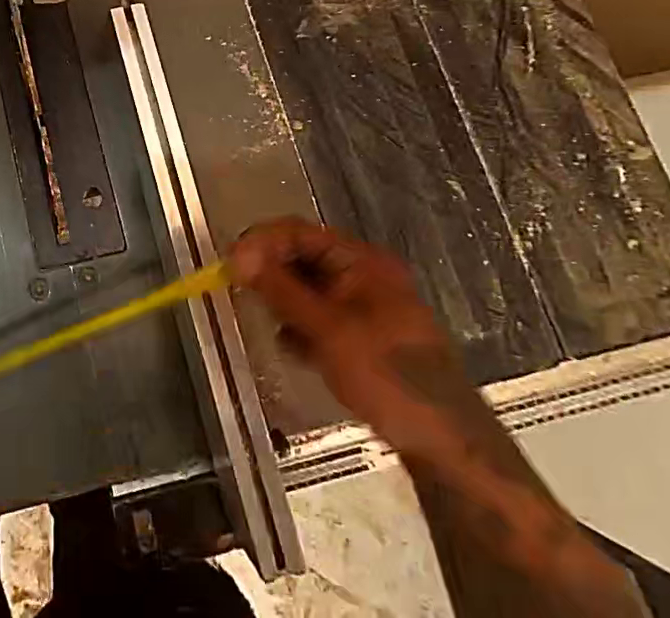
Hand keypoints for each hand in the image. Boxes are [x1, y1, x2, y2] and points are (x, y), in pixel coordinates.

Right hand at [229, 219, 646, 615]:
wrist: (440, 436)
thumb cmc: (385, 372)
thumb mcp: (328, 329)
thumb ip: (282, 290)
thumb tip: (239, 255)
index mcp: (362, 261)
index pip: (302, 233)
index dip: (263, 242)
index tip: (229, 262)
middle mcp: (363, 275)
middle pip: (304, 259)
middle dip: (272, 274)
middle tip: (239, 291)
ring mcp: (363, 307)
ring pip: (308, 291)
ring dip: (285, 305)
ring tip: (274, 327)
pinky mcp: (360, 336)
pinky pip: (319, 319)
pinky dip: (302, 329)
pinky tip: (295, 351)